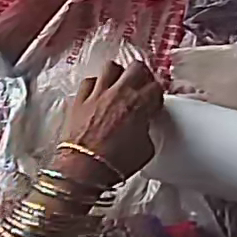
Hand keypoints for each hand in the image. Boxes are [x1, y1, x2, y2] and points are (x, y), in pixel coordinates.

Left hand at [51, 60, 163, 186]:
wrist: (83, 170)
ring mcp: (98, 93)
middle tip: (141, 86)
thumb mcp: (145, 150)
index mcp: (139, 104)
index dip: (157, 94)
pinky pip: (89, 81)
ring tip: (119, 85)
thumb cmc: (114, 164)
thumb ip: (147, 130)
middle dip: (142, 75)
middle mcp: (119, 93)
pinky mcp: (80, 99)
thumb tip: (143, 127)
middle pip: (137, 67)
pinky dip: (95, 85)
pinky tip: (98, 93)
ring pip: (112, 67)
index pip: (156, 87)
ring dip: (118, 74)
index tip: (154, 102)